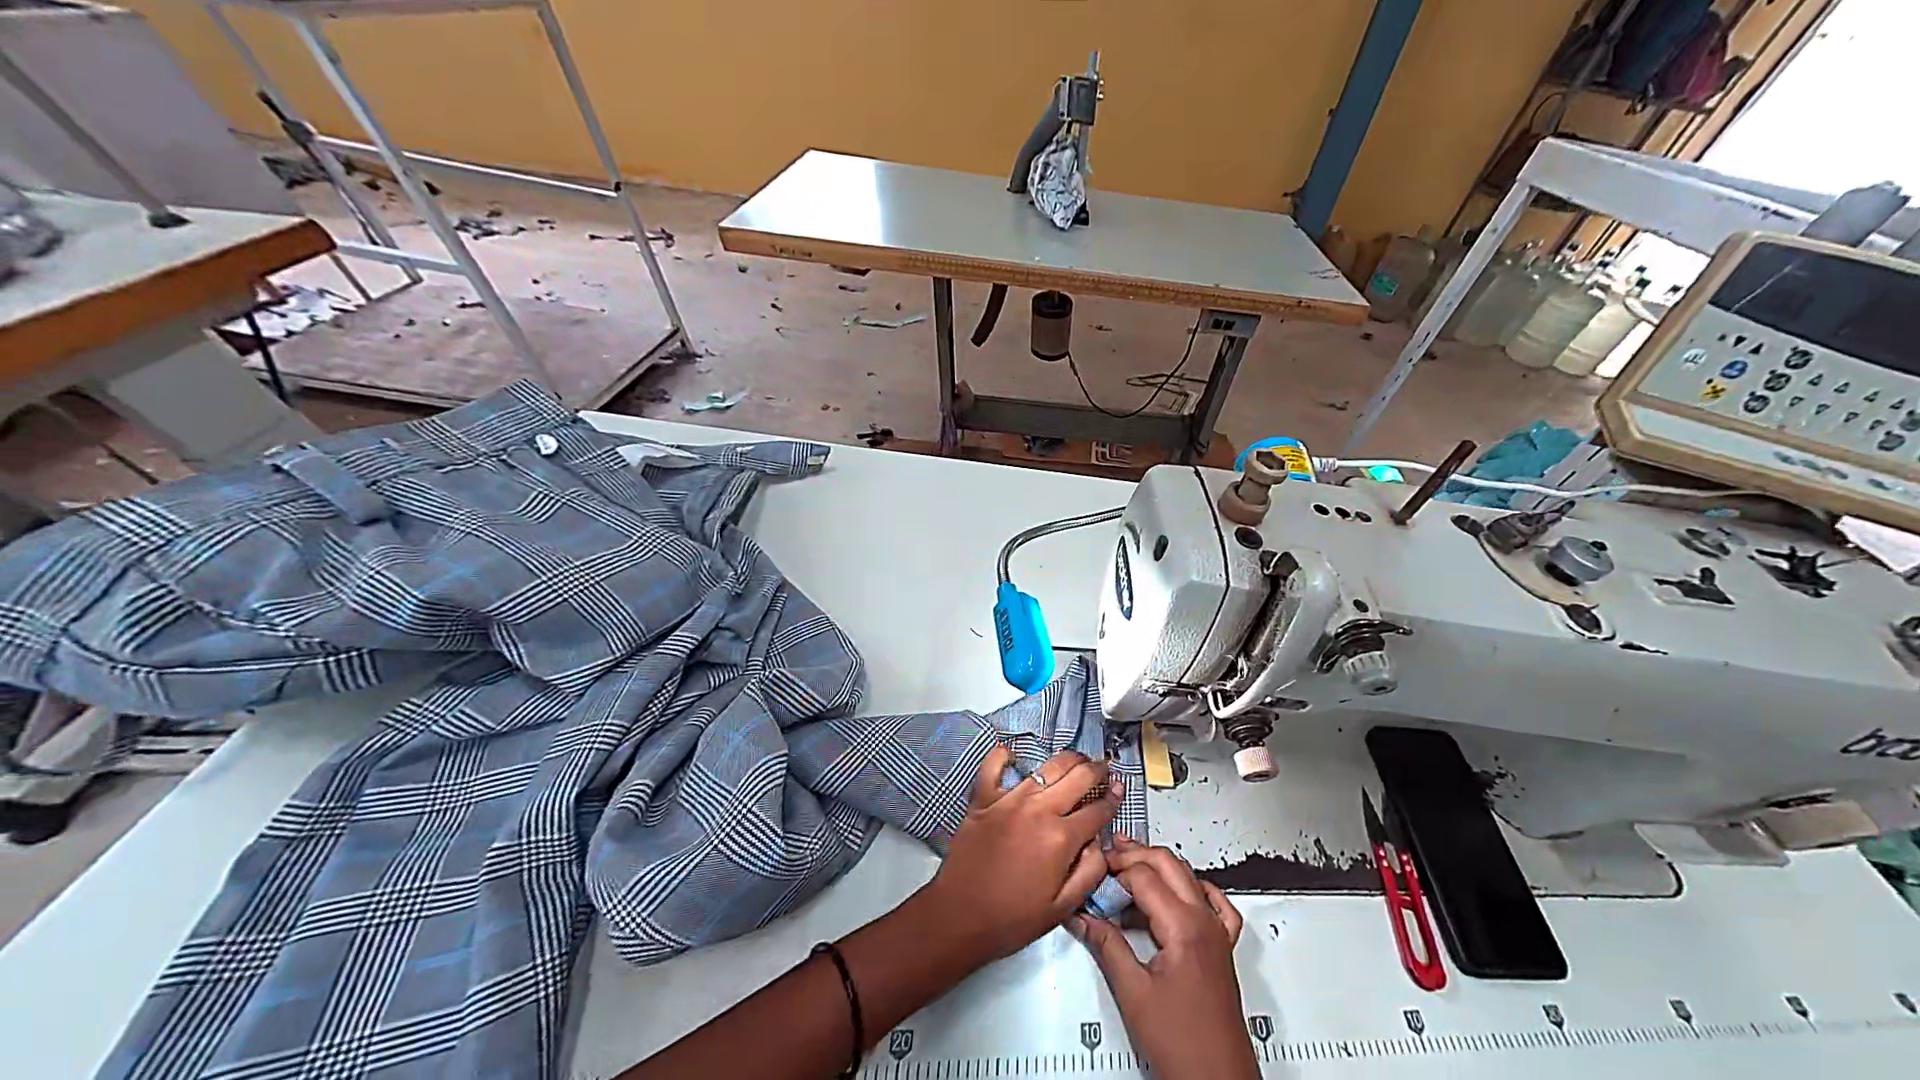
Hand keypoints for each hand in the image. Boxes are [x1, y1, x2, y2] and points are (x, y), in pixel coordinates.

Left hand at [915, 747, 1121, 963]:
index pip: (1097, 810)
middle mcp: (1038, 810)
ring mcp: (1009, 800)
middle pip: (1077, 776)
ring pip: (1046, 766)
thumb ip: (1090, 872)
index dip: (1113, 798)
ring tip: (1076, 760)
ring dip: (1066, 760)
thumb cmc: (1011, 918)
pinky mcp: (983, 799)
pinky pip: (994, 765)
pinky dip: (1005, 756)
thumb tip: (1098, 844)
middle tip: (1103, 767)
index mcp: (1061, 838)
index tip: (1119, 789)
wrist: (960, 915)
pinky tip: (1015, 755)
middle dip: (1096, 769)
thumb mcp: (1063, 907)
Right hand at [1068, 836, 1256, 1079]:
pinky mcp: (1220, 948)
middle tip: (1106, 859)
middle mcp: (1206, 923)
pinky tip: (1175, 890)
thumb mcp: (1133, 992)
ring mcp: (1217, 934)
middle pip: (1167, 864)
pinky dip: (1191, 887)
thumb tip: (1085, 917)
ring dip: (1156, 866)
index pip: (1143, 875)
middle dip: (1133, 855)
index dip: (1113, 869)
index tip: (1093, 874)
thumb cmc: (1186, 1049)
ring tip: (1128, 865)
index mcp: (1186, 927)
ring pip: (1187, 877)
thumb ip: (1106, 945)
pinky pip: (1212, 902)